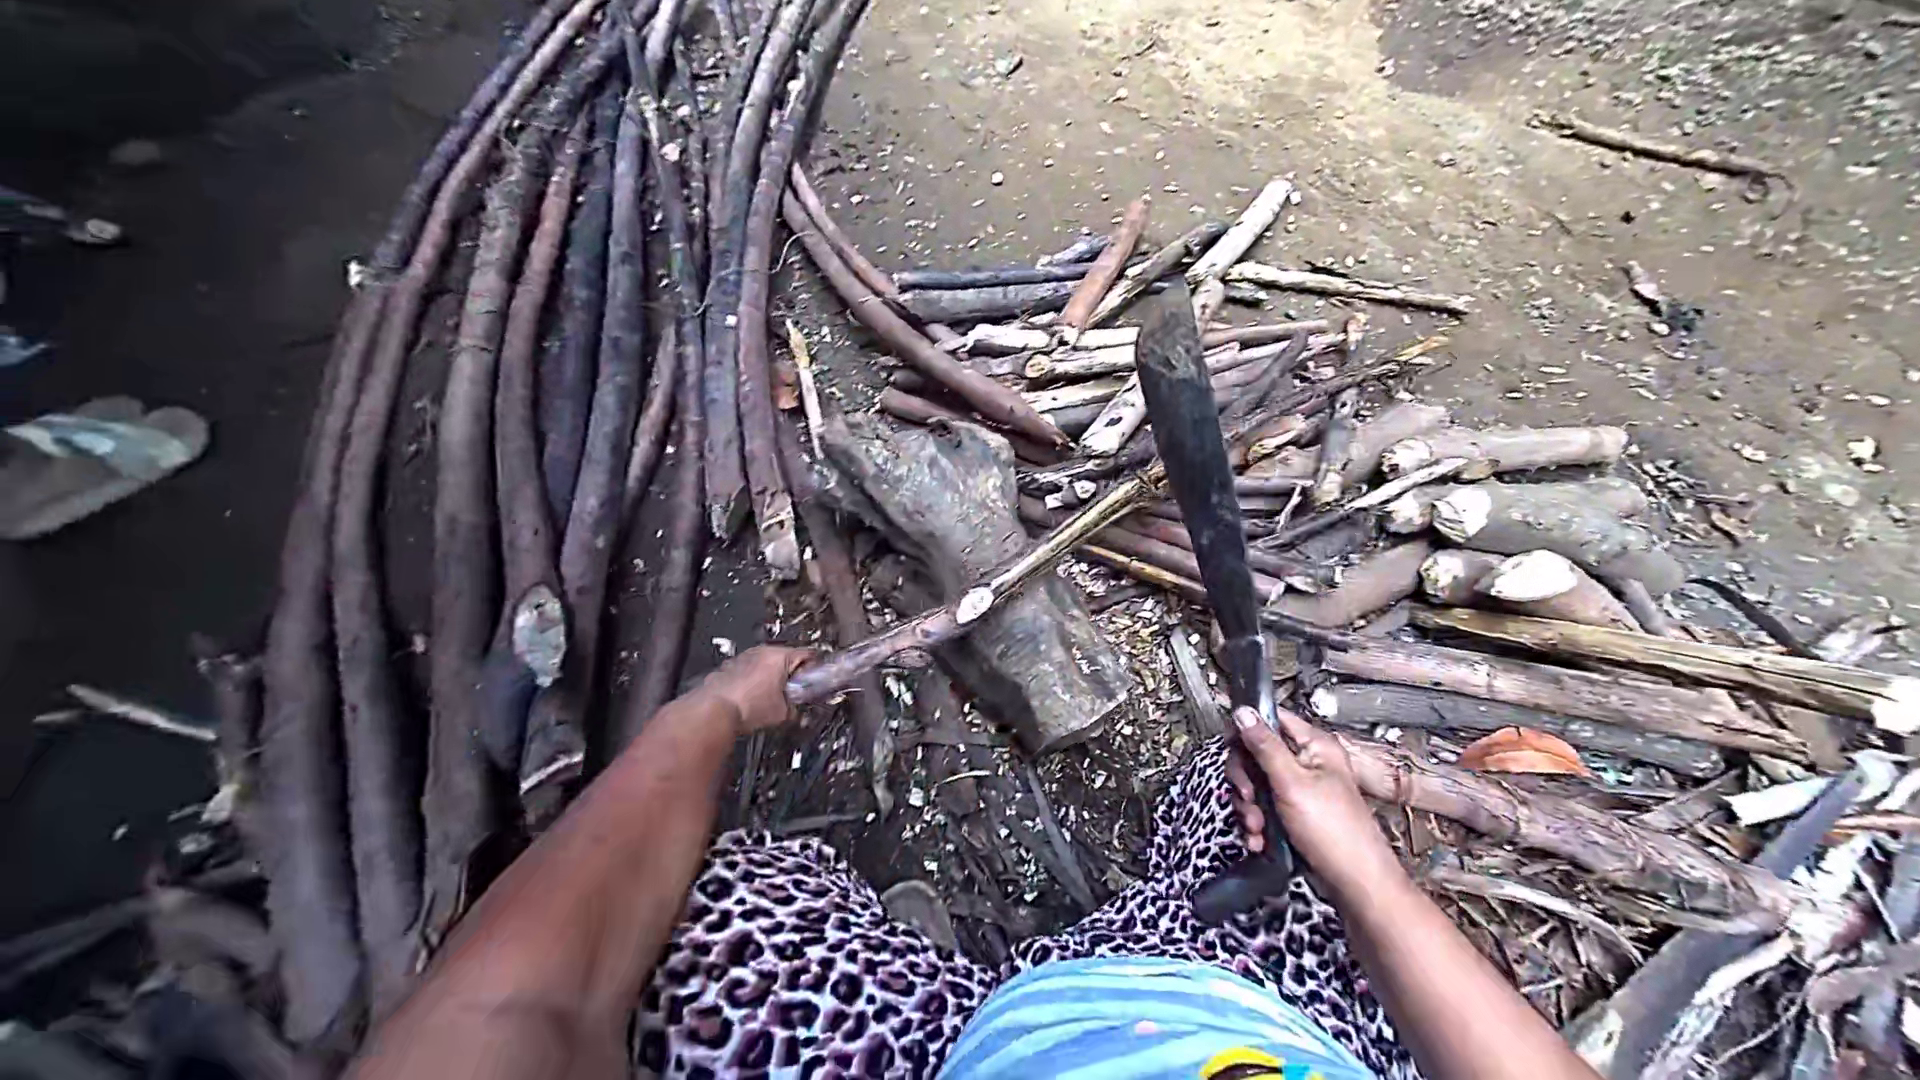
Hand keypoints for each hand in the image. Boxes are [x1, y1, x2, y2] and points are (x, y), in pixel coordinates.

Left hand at [691, 646, 813, 735]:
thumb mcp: (783, 712)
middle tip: (792, 694)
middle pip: (786, 659)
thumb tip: (798, 710)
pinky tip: (750, 701)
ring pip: (765, 665)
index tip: (816, 678)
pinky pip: (747, 672)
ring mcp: (742, 658)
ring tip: (768, 700)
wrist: (713, 712)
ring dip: (770, 678)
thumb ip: (796, 707)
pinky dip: (752, 683)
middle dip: (791, 675)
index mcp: (779, 656)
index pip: (808, 654)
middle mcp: (760, 652)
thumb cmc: (746, 707)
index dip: (815, 668)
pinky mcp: (727, 668)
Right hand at [1226, 706, 1402, 900]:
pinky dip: (1256, 822)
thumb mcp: (1292, 783)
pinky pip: (1261, 807)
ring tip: (1258, 826)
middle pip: (1255, 752)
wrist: (1355, 887)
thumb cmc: (1334, 833)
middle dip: (1245, 779)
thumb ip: (1264, 745)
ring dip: (1248, 806)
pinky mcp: (1292, 812)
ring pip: (1254, 782)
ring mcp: (1298, 788)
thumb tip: (1243, 711)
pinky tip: (1260, 839)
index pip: (1270, 719)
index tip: (1233, 751)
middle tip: (1248, 797)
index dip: (1246, 730)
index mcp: (1314, 745)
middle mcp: (1306, 762)